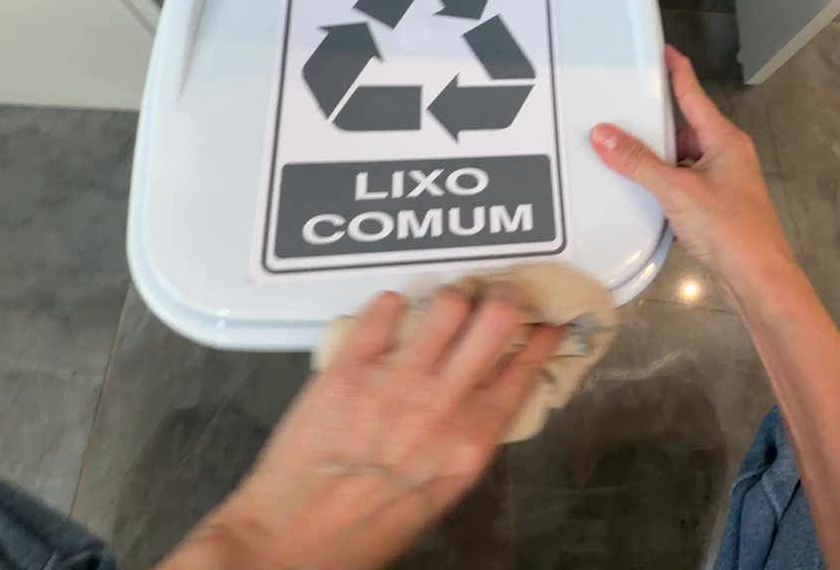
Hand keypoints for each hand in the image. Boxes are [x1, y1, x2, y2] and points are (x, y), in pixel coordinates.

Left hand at [164, 287, 564, 569]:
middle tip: (499, 296)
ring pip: (447, 302)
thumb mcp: (443, 488)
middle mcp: (442, 405)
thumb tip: (491, 384)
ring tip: (443, 309)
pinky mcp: (350, 366)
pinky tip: (390, 320)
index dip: (543, 337)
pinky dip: (391, 306)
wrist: (291, 543)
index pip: (525, 368)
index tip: (547, 321)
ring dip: (450, 299)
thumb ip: (471, 434)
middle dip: (506, 296)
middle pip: (498, 317)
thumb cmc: (373, 524)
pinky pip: (385, 306)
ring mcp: (396, 380)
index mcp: (470, 441)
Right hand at [592, 45, 801, 311]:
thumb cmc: (728, 228)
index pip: (694, 94)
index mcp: (724, 139)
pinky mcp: (718, 207)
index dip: (677, 70)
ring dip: (658, 161)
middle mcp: (726, 155)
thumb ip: (639, 163)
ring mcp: (724, 182)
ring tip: (622, 159)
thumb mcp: (678, 191)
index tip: (662, 49)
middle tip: (620, 115)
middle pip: (684, 129)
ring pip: (683, 160)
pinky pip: (684, 184)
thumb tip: (602, 134)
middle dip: (655, 127)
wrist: (759, 280)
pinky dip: (665, 185)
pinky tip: (642, 194)